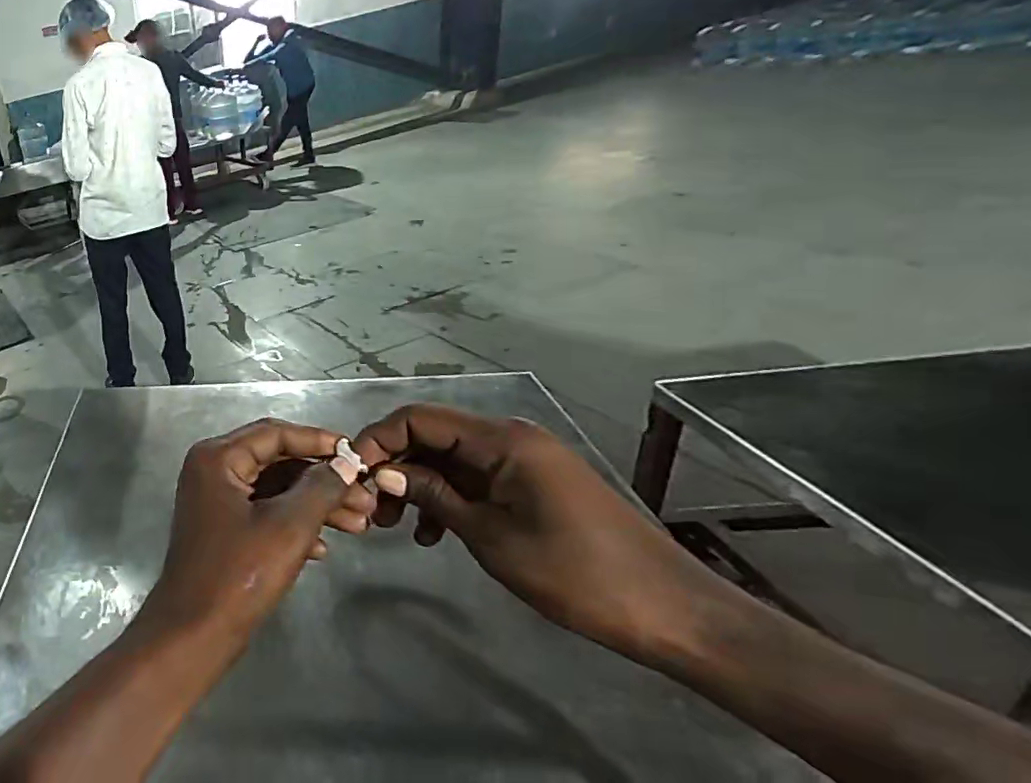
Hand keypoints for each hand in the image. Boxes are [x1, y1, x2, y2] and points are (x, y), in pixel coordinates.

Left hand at [142, 421, 373, 640]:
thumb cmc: (239, 573)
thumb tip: (345, 463)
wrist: (194, 631)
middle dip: (323, 479)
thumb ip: (320, 488)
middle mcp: (212, 469)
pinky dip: (294, 523)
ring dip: (315, 503)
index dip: (318, 441)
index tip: (357, 455)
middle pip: (276, 461)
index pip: (274, 434)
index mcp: (217, 457)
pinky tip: (323, 547)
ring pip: (274, 489)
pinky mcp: (222, 527)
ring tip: (360, 523)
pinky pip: (264, 512)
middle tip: (366, 498)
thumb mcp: (288, 527)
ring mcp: (215, 499)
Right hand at [351, 404, 739, 662]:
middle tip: (374, 509)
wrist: (675, 614)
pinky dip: (449, 498)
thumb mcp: (491, 535)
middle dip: (396, 466)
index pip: (419, 418)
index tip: (355, 473)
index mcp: (502, 439)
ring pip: (451, 459)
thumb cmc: (577, 574)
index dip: (379, 439)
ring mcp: (525, 460)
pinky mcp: (534, 483)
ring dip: (419, 485)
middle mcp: (511, 437)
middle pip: (432, 435)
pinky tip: (436, 534)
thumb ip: (433, 496)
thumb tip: (386, 473)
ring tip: (398, 528)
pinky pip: (476, 477)